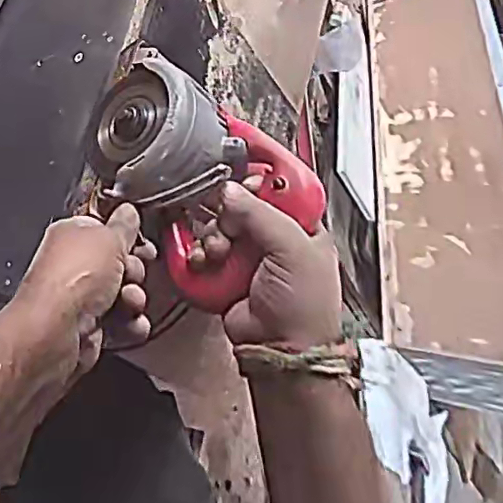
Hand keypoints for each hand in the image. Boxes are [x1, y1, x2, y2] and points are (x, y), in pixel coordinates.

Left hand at [13, 203, 153, 377]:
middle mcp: (72, 265)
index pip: (105, 230)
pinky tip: (130, 323)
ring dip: (133, 298)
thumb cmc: (72, 278)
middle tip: (130, 272)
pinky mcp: (87, 328)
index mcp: (71, 235)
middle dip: (133, 270)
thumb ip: (123, 225)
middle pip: (119, 264)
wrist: (57, 331)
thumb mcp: (108, 239)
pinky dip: (129, 325)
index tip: (143, 243)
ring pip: (123, 295)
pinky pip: (120, 323)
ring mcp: (79, 297)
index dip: (127, 236)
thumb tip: (128, 212)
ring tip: (127, 301)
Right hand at [187, 178, 340, 349]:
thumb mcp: (292, 251)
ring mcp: (245, 251)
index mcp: (299, 224)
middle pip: (236, 202)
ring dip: (211, 237)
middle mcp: (271, 234)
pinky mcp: (222, 268)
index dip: (256, 169)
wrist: (279, 350)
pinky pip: (200, 247)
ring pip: (214, 223)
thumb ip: (260, 214)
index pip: (276, 182)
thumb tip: (229, 189)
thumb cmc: (304, 307)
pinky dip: (197, 254)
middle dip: (225, 213)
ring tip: (218, 254)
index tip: (234, 151)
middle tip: (227, 227)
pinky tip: (204, 263)